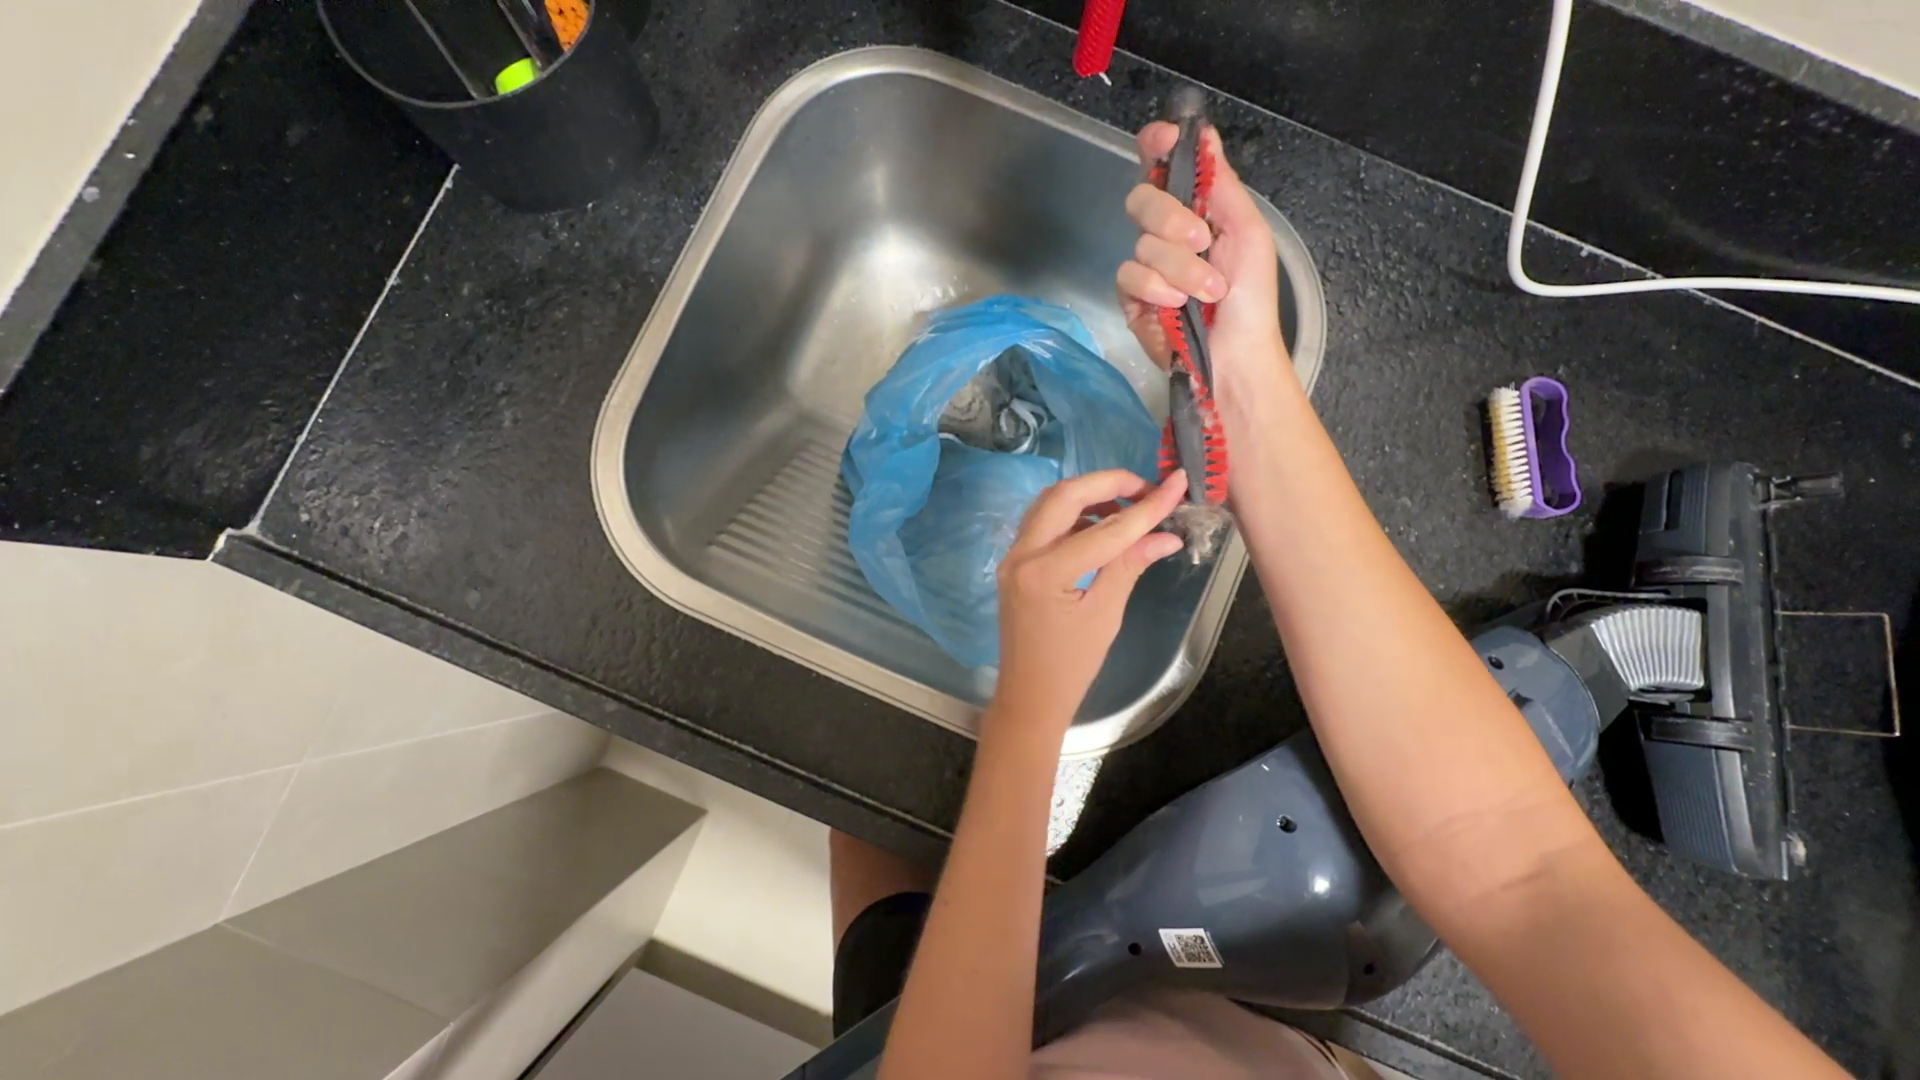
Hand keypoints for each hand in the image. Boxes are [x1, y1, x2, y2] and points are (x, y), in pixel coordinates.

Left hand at [990, 470, 1188, 735]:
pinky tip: (1102, 526)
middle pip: (1065, 495)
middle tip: (1147, 489)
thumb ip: (1130, 565)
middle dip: (1109, 483)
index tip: (1176, 484)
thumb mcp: (1106, 614)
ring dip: (1089, 495)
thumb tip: (1167, 534)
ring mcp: (1013, 556)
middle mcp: (1021, 555)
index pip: (1105, 529)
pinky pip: (1044, 523)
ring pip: (1050, 504)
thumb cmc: (1071, 665)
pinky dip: (1073, 515)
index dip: (1146, 507)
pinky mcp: (1015, 562)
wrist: (1030, 696)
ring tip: (1129, 505)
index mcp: (1045, 572)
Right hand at [1117, 122, 1288, 396]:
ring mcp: (1147, 265)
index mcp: (1196, 210)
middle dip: (1170, 217)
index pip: (1164, 167)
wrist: (1236, 355)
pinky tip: (1177, 306)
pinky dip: (1157, 288)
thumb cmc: (1252, 298)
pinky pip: (1129, 276)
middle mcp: (1166, 233)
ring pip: (1141, 243)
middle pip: (1142, 198)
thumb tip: (1204, 135)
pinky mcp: (1131, 298)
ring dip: (1180, 268)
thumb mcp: (1248, 233)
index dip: (1157, 147)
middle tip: (1200, 240)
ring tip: (1206, 293)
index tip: (1165, 140)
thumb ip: (1222, 185)